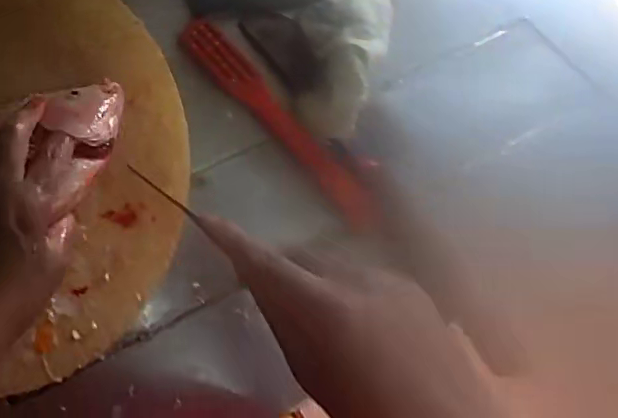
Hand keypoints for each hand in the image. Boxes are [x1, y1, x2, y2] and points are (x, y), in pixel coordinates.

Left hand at [0, 98, 86, 348]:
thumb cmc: (18, 294)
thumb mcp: (54, 264)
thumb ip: (63, 228)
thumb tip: (65, 205)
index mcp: (31, 203)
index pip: (51, 156)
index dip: (63, 138)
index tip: (72, 126)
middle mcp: (1, 184)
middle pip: (12, 133)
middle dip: (28, 113)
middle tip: (40, 104)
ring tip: (13, 123)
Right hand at [195, 214, 502, 417]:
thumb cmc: (369, 412)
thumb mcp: (313, 375)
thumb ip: (281, 321)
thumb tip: (256, 281)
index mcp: (327, 308)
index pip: (266, 262)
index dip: (233, 240)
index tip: (206, 219)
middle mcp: (357, 279)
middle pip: (298, 254)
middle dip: (281, 266)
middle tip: (271, 288)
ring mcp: (388, 278)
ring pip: (329, 258)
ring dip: (314, 273)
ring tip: (320, 308)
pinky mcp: (411, 285)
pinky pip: (361, 270)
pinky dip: (347, 283)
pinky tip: (358, 315)